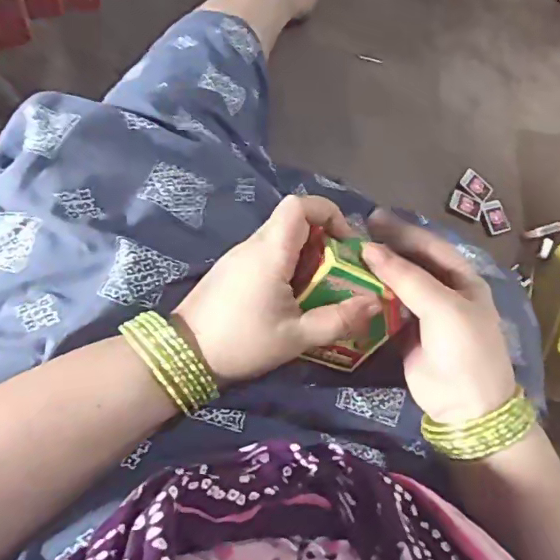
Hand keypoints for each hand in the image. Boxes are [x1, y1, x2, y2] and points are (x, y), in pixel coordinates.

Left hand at [173, 195, 379, 382]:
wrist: (184, 355)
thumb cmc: (243, 343)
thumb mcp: (297, 337)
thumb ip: (339, 319)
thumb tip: (375, 302)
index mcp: (270, 252)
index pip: (300, 205)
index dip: (329, 213)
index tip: (346, 244)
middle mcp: (253, 245)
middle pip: (293, 221)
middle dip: (323, 241)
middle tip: (339, 274)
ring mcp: (237, 257)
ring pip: (280, 239)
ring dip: (305, 257)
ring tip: (318, 291)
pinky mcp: (229, 271)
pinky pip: (265, 255)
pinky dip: (286, 267)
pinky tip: (290, 300)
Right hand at [361, 211, 518, 423]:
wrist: (466, 405)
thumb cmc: (464, 349)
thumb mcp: (442, 307)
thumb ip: (406, 277)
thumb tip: (369, 248)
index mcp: (462, 279)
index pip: (430, 246)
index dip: (403, 231)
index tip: (372, 218)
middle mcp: (444, 292)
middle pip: (412, 263)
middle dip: (387, 248)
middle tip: (354, 235)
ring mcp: (425, 315)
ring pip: (397, 285)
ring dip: (376, 273)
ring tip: (347, 257)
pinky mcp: (407, 335)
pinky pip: (388, 310)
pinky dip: (371, 298)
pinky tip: (352, 288)